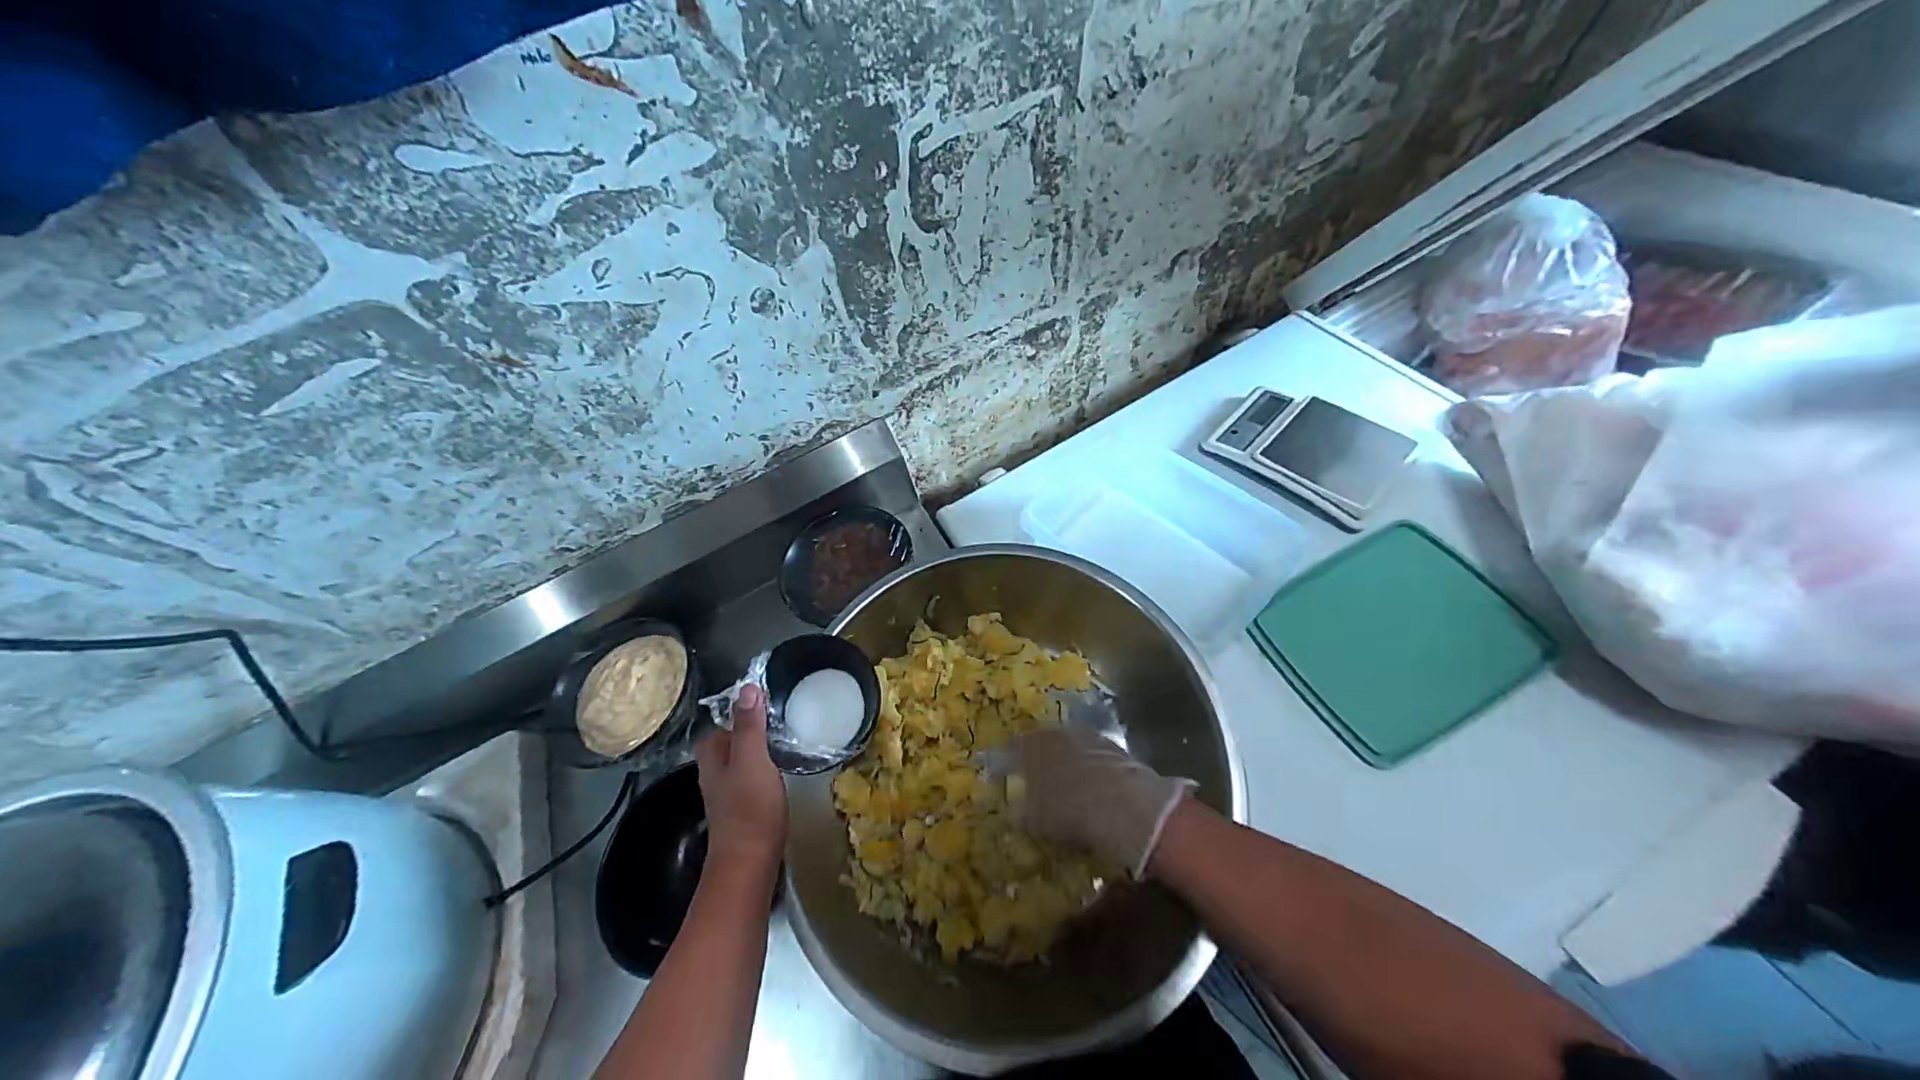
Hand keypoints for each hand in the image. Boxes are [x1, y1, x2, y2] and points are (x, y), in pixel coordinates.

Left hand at [694, 684, 787, 871]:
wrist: (750, 864)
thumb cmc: (750, 808)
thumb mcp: (752, 760)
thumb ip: (749, 726)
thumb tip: (747, 688)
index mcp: (712, 759)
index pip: (718, 726)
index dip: (736, 713)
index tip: (763, 701)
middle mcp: (714, 775)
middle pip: (728, 744)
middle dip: (748, 731)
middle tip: (778, 720)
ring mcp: (728, 795)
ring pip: (740, 762)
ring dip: (758, 751)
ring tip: (785, 740)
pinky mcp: (743, 810)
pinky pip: (751, 779)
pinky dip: (764, 771)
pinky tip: (781, 772)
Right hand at [1001, 724, 1194, 878]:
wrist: (1124, 805)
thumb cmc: (1069, 812)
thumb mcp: (1035, 820)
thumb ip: (1019, 812)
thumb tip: (1012, 810)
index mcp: (1029, 748)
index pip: (1009, 749)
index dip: (1002, 761)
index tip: (998, 772)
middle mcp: (1054, 734)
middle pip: (1038, 740)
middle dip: (1033, 753)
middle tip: (1029, 770)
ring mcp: (1085, 736)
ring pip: (1065, 742)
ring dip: (1061, 755)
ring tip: (1060, 774)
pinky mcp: (1112, 745)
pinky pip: (1089, 751)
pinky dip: (1085, 762)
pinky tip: (1087, 778)